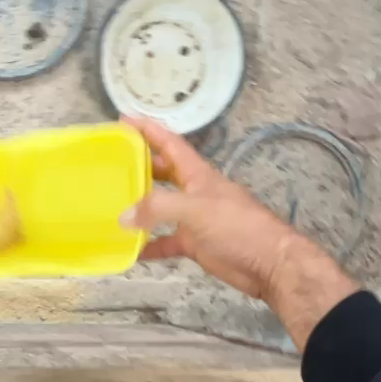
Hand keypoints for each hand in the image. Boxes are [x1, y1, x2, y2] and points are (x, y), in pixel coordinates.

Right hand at [120, 115, 358, 341]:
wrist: (268, 263)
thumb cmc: (238, 227)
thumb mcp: (196, 209)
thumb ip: (158, 208)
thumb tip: (124, 216)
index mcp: (198, 175)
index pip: (170, 144)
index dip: (149, 129)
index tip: (125, 119)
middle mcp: (194, 192)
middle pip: (163, 172)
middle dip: (141, 163)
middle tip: (112, 161)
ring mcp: (194, 218)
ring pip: (161, 207)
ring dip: (141, 204)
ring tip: (113, 202)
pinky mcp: (195, 243)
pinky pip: (165, 241)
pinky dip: (149, 244)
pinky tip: (131, 250)